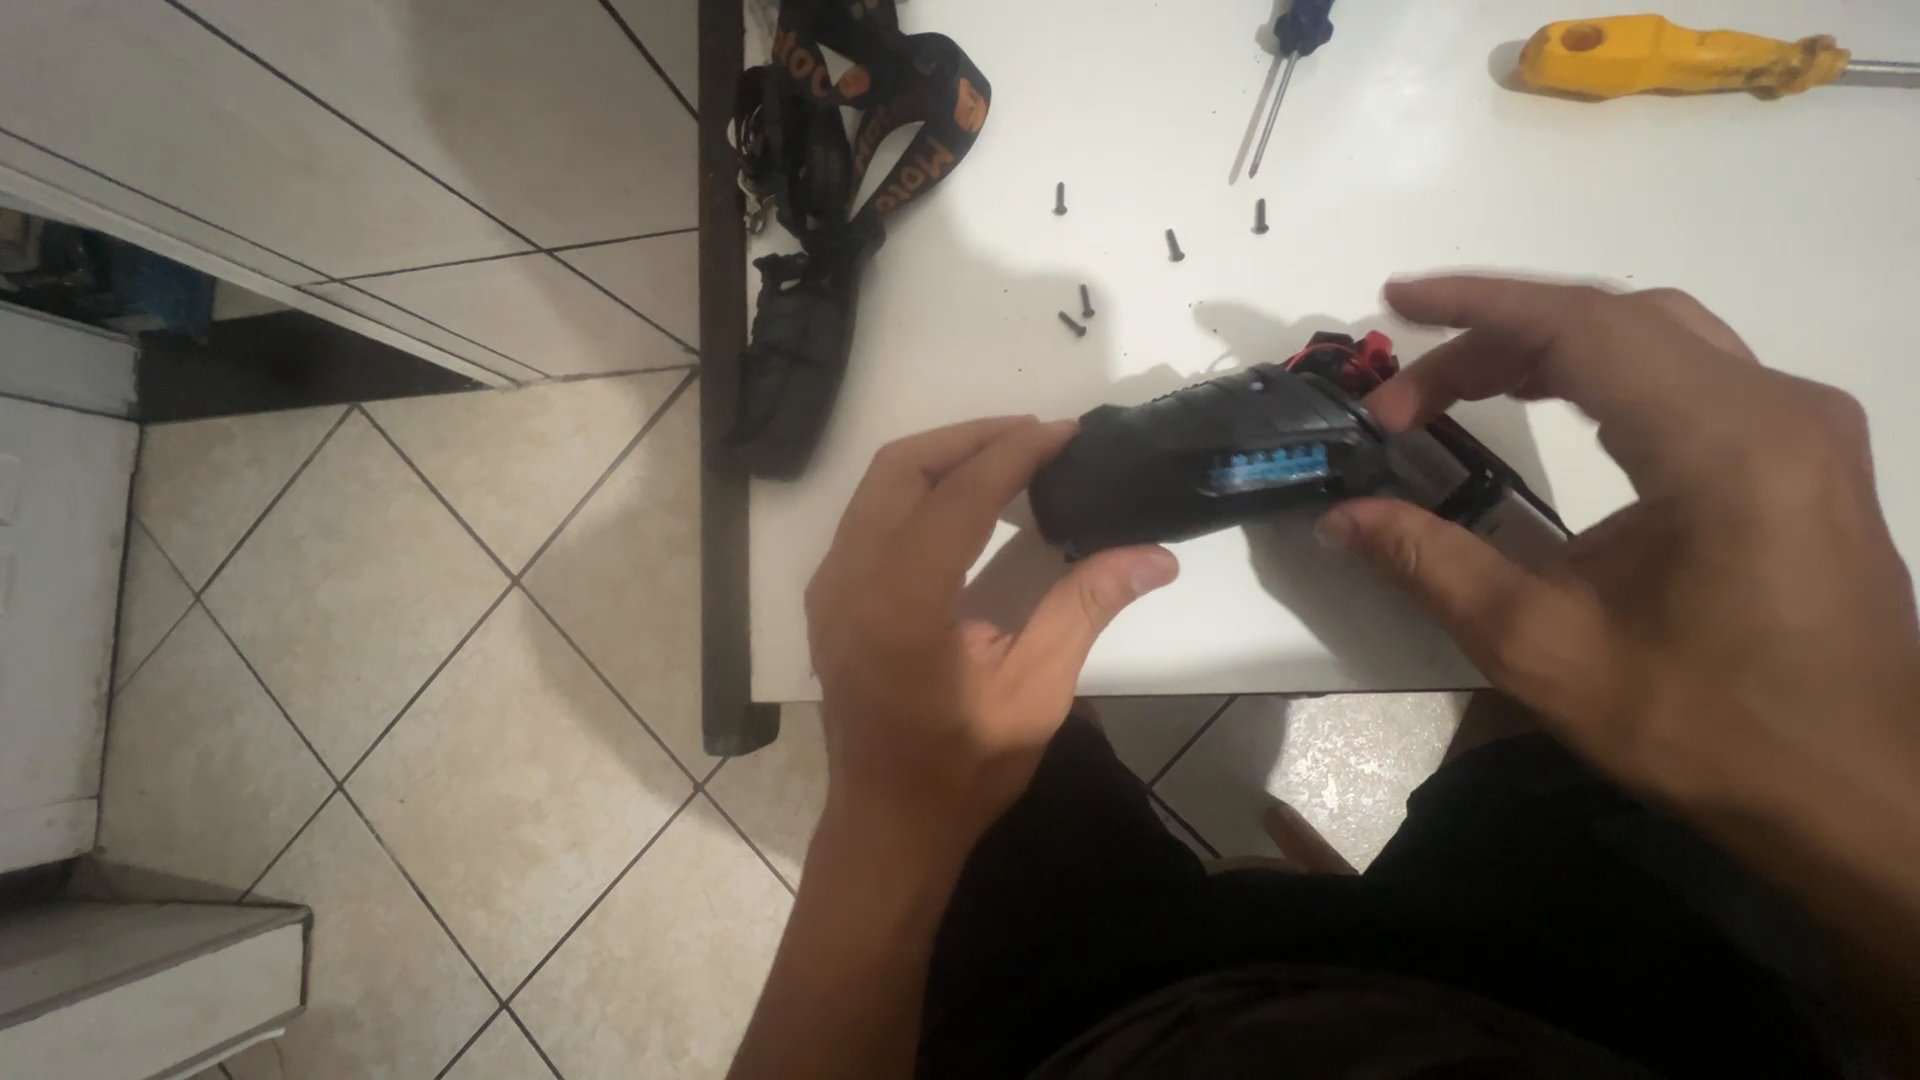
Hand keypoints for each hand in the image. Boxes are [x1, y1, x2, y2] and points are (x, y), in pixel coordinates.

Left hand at [806, 416, 1177, 855]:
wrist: (886, 821)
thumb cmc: (962, 769)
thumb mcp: (1035, 693)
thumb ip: (1085, 609)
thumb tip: (1155, 555)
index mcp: (901, 605)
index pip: (959, 497)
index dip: (1014, 455)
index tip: (1063, 432)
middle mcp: (849, 580)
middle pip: (902, 468)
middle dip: (971, 439)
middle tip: (1035, 436)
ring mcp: (828, 585)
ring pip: (879, 484)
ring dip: (942, 458)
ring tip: (1007, 457)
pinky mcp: (827, 594)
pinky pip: (869, 514)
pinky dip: (917, 490)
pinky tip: (964, 501)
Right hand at [1319, 276, 1919, 822]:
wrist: (1858, 793)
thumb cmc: (1701, 723)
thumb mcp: (1535, 644)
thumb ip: (1427, 563)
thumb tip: (1339, 517)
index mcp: (1721, 445)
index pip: (1585, 328)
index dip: (1478, 305)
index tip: (1393, 302)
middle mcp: (1772, 410)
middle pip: (1612, 321)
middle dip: (1489, 339)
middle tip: (1399, 395)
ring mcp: (1791, 430)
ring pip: (1648, 339)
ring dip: (1537, 350)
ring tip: (1448, 389)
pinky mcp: (1788, 457)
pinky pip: (1675, 374)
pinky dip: (1587, 372)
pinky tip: (1537, 404)